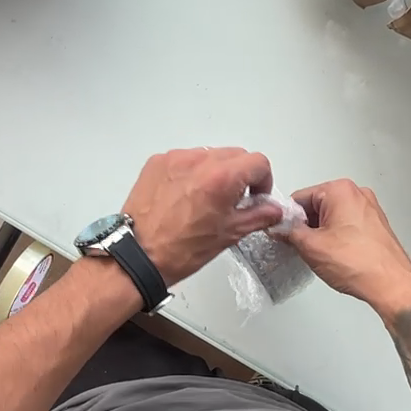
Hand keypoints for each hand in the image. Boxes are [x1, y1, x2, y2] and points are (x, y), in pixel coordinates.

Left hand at [122, 148, 285, 284]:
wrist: (137, 255)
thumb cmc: (182, 249)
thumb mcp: (229, 234)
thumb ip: (258, 215)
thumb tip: (273, 209)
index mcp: (222, 177)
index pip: (258, 162)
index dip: (263, 180)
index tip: (256, 196)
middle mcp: (199, 160)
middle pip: (235, 155)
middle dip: (241, 175)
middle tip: (233, 200)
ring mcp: (175, 158)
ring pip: (209, 155)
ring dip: (215, 172)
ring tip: (205, 199)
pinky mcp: (157, 162)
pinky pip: (184, 159)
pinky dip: (191, 173)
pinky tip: (184, 197)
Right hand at [287, 181, 410, 320]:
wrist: (391, 284)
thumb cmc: (358, 263)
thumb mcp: (310, 246)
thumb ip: (288, 232)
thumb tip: (279, 228)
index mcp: (340, 190)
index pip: (299, 198)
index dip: (288, 218)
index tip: (285, 235)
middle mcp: (357, 194)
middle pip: (316, 206)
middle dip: (306, 226)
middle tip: (304, 248)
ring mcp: (368, 209)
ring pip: (331, 217)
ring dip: (321, 233)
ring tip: (323, 255)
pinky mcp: (375, 224)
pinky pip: (346, 225)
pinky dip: (336, 237)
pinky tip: (336, 256)